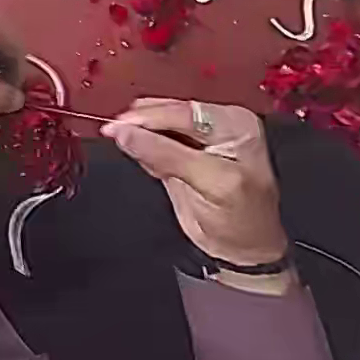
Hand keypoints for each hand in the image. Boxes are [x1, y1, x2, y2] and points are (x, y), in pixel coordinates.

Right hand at [103, 99, 287, 267]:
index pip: (184, 112)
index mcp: (237, 125)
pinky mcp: (190, 140)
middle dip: (142, 123)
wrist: (246, 247)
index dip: (147, 119)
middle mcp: (223, 120)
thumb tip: (124, 133)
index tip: (116, 127)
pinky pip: (160, 131)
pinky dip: (147, 140)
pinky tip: (143, 150)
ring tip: (129, 144)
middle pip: (171, 112)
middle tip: (113, 131)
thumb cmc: (240, 222)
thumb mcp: (207, 186)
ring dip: (142, 130)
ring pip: (162, 118)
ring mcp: (207, 130)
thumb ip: (163, 155)